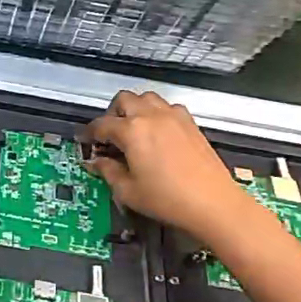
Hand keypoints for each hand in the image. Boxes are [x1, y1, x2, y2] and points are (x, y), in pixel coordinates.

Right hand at [82, 90, 255, 240]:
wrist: (213, 203)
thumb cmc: (171, 199)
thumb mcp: (128, 191)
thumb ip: (108, 172)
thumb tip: (97, 164)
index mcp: (131, 131)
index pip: (101, 124)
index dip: (90, 133)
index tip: (87, 141)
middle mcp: (151, 116)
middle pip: (123, 100)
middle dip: (112, 114)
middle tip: (109, 134)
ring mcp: (173, 117)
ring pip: (146, 98)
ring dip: (135, 109)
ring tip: (132, 129)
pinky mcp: (190, 123)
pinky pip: (168, 107)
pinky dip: (157, 114)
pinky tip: (157, 133)